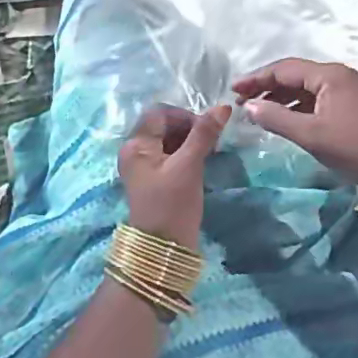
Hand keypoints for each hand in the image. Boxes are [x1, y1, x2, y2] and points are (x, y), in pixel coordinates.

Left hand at [119, 103, 230, 247]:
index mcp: (135, 145)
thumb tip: (223, 107)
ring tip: (208, 153)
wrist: (163, 249)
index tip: (206, 131)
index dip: (185, 116)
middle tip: (211, 143)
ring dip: (188, 142)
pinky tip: (200, 164)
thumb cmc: (173, 205)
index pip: (159, 113)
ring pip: (167, 141)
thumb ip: (204, 134)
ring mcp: (142, 167)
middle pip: (162, 125)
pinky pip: (168, 156)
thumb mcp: (189, 166)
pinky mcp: (153, 180)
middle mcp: (134, 152)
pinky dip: (184, 155)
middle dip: (188, 128)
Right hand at [233, 59, 357, 187]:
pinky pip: (312, 99)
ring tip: (254, 110)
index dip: (256, 78)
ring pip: (302, 88)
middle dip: (265, 86)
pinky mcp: (346, 105)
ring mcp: (343, 90)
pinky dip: (293, 106)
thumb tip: (247, 106)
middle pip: (293, 75)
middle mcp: (336, 76)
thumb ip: (276, 119)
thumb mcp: (311, 134)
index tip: (232, 89)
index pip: (284, 69)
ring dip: (278, 97)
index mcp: (328, 76)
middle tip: (239, 100)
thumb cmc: (353, 147)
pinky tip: (279, 118)